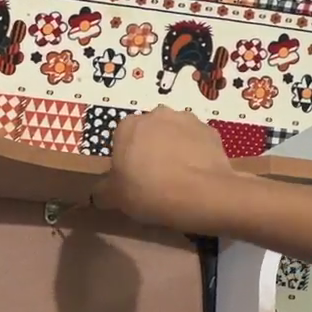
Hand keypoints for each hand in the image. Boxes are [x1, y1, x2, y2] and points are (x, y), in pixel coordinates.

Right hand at [92, 106, 245, 228]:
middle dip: (149, 148)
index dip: (124, 158)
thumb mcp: (113, 197)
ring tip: (176, 177)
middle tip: (152, 176)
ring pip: (173, 134)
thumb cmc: (147, 191)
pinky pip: (196, 142)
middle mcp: (156, 114)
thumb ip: (102, 190)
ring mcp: (187, 119)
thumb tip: (101, 190)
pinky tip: (194, 175)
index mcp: (128, 126)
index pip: (120, 138)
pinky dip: (194, 154)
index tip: (129, 177)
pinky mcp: (211, 131)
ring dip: (172, 148)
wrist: (200, 194)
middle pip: (148, 132)